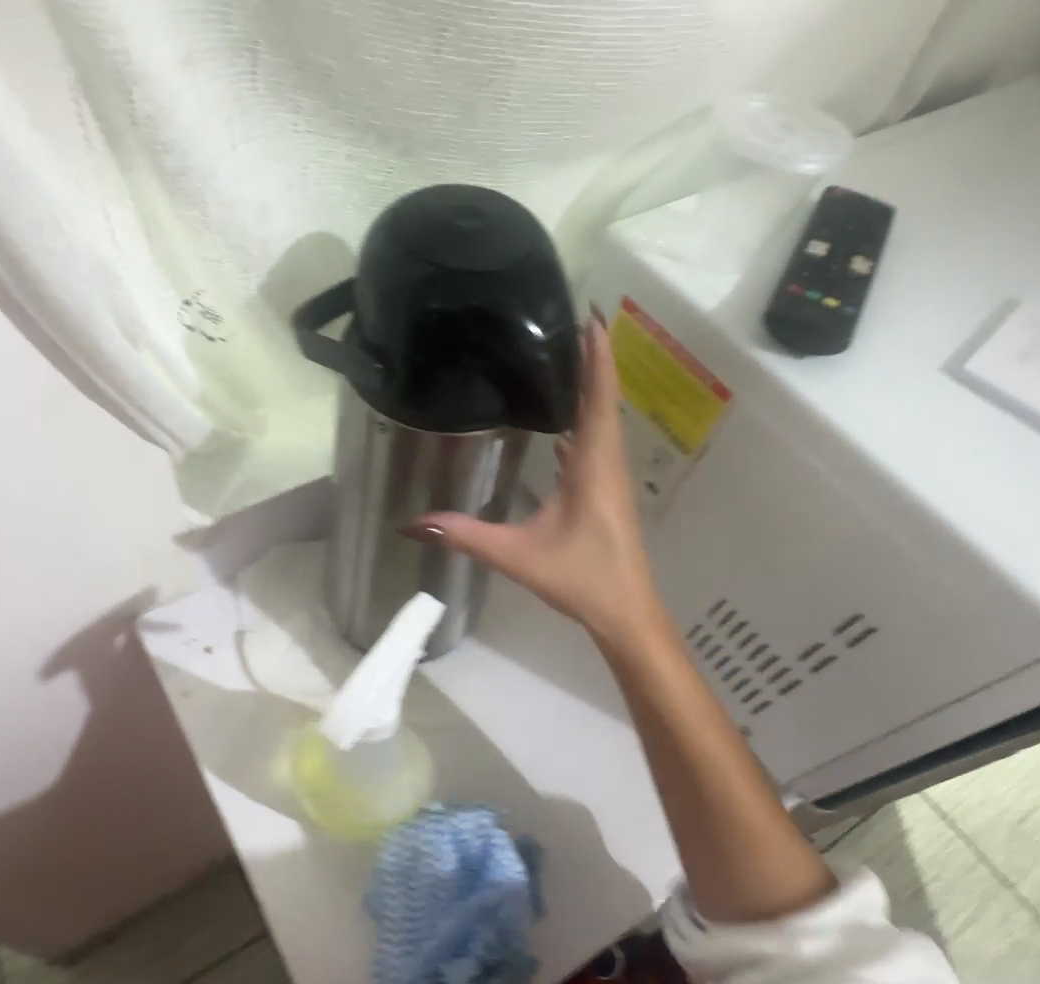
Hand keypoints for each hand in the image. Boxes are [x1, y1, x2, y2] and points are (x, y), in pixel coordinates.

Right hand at [407, 318, 664, 641]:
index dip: (596, 355)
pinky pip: (594, 441)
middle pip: (602, 397)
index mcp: (595, 465)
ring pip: (600, 418)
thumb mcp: (519, 556)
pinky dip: (582, 418)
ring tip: (562, 356)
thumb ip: (468, 537)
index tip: (587, 315)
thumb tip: (413, 524)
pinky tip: (560, 420)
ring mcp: (609, 476)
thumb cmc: (582, 579)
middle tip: (563, 321)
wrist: (625, 613)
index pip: (598, 397)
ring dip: (588, 386)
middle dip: (589, 357)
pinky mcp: (604, 491)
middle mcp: (607, 462)